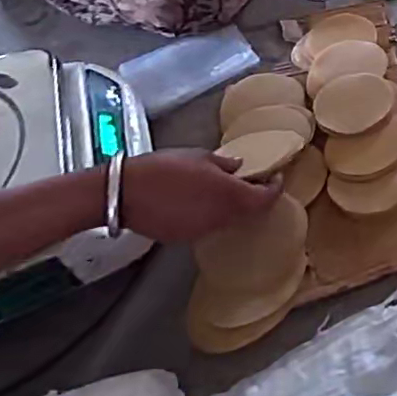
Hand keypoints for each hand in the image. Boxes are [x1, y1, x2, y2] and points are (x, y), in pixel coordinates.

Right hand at [118, 149, 281, 240]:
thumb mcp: (201, 157)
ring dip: (235, 206)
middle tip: (254, 181)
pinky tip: (203, 200)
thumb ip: (225, 164)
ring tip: (227, 189)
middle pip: (250, 212)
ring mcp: (202, 230)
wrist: (122, 193)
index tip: (275, 176)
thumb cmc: (165, 168)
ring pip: (230, 219)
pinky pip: (208, 225)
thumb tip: (239, 168)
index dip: (275, 188)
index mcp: (230, 195)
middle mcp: (221, 217)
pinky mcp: (183, 237)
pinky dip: (214, 213)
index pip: (265, 199)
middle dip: (256, 197)